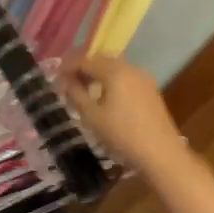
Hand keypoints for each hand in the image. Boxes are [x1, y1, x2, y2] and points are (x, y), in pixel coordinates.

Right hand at [58, 53, 188, 172]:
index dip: (66, 67)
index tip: (53, 78)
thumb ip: (75, 93)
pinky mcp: (150, 89)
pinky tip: (104, 96)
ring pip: (113, 68)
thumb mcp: (91, 115)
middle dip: (81, 68)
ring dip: (96, 74)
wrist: (160, 152)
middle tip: (67, 82)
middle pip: (100, 60)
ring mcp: (143, 78)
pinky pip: (124, 77)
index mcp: (114, 71)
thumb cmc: (121, 133)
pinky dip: (110, 80)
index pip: (84, 60)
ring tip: (83, 90)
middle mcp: (130, 68)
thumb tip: (64, 81)